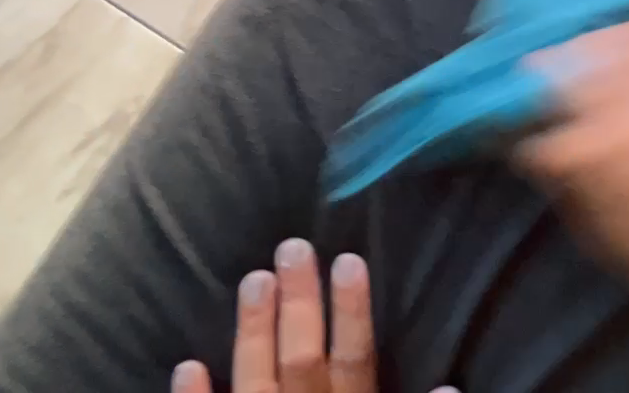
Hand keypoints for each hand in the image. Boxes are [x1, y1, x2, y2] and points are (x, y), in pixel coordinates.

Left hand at [171, 239, 378, 392]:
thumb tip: (441, 371)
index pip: (355, 356)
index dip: (352, 310)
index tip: (348, 259)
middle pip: (303, 361)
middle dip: (299, 304)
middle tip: (293, 249)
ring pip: (257, 385)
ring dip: (254, 333)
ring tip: (254, 279)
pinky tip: (188, 365)